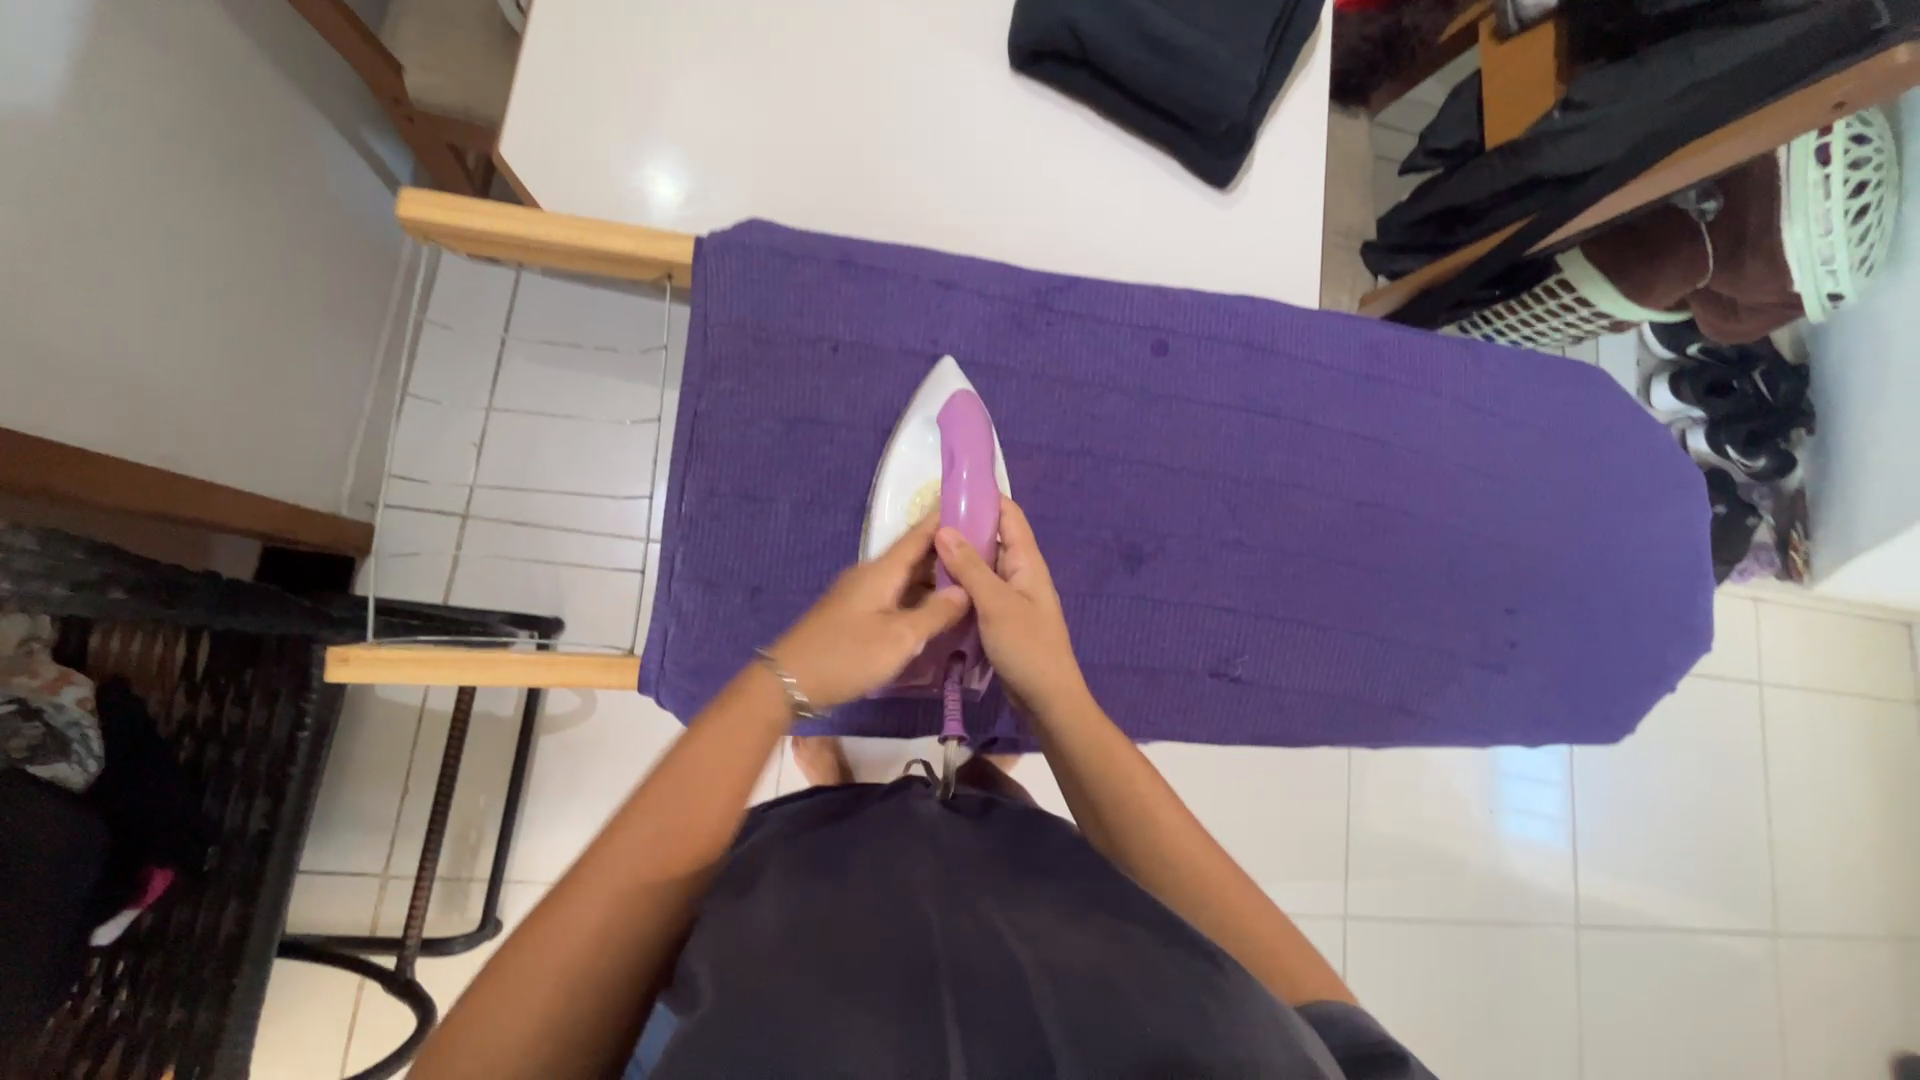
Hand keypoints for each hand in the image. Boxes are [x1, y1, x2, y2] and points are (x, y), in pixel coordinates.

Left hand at [766, 515, 970, 710]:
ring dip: (935, 580)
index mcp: (882, 571)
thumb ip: (936, 613)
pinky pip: (895, 597)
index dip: (946, 520)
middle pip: (915, 556)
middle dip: (948, 553)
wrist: (790, 681)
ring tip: (970, 585)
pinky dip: (919, 599)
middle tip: (986, 556)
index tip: (975, 507)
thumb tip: (965, 589)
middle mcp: (871, 575)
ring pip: (906, 579)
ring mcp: (861, 595)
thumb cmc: (847, 655)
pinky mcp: (856, 615)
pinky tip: (937, 613)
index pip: (920, 534)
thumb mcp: (900, 638)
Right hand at [934, 497, 1090, 714]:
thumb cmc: (1027, 647)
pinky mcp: (1002, 619)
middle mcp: (1021, 573)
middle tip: (923, 524)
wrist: (1048, 700)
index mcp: (1028, 562)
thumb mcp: (995, 604)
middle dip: (963, 528)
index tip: (949, 489)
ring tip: (922, 551)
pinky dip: (961, 585)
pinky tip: (935, 587)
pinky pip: (980, 592)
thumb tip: (944, 529)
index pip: (1008, 515)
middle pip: (993, 539)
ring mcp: (1012, 597)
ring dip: (959, 558)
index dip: (984, 497)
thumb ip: (970, 567)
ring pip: (983, 567)